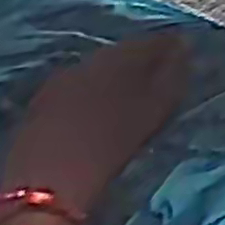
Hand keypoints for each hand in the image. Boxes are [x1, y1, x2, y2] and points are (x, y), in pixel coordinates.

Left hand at [0, 35, 190, 213]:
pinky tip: (98, 107)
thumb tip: (183, 45)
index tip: (184, 59)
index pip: (157, 39)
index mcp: (123, 54)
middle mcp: (91, 58)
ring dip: (116, 75)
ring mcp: (62, 78)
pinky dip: (92, 89)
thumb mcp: (160, 105)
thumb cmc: (116, 142)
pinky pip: (78, 83)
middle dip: (143, 60)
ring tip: (128, 94)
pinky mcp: (40, 101)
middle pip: (125, 50)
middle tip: (158, 78)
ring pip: (100, 66)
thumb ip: (175, 70)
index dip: (173, 47)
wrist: (49, 185)